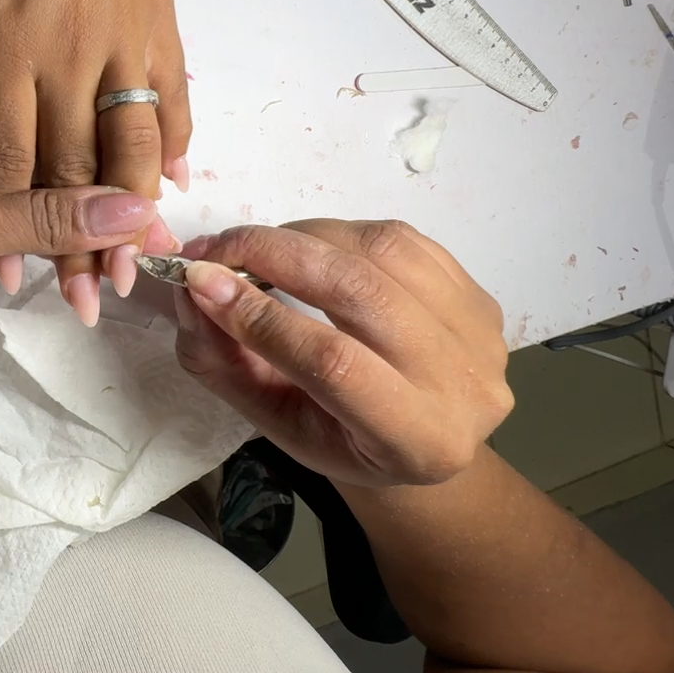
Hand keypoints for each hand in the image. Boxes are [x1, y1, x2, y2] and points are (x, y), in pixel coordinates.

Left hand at [0, 0, 188, 325]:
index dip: (22, 225)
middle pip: (78, 166)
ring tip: (141, 258)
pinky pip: (173, 92)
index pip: (15, 158)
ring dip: (139, 206)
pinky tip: (179, 174)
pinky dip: (178, 138)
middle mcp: (70, 51)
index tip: (31, 278)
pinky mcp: (159, 16)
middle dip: (87, 238)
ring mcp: (123, 34)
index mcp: (8, 45)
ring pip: (136, 141)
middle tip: (96, 295)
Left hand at [0, 88, 173, 347]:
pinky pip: (18, 225)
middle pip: (49, 160)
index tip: (154, 200)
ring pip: (37, 196)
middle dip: (101, 203)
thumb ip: (37, 217)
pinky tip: (85, 267)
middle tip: (154, 241)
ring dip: (79, 232)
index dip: (100, 160)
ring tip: (133, 264)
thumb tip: (129, 210)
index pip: (44, 121)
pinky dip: (49, 248)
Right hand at [171, 220, 512, 486]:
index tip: (197, 281)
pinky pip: (399, 238)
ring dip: (300, 236)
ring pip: (380, 251)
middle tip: (211, 250)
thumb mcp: (262, 415)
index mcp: (415, 440)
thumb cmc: (330, 435)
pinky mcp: (479, 293)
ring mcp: (481, 334)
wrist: (415, 437)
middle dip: (271, 256)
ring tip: (256, 250)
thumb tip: (192, 289)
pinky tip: (306, 250)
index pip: (333, 363)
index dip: (259, 316)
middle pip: (361, 293)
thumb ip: (218, 358)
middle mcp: (467, 387)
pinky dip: (335, 232)